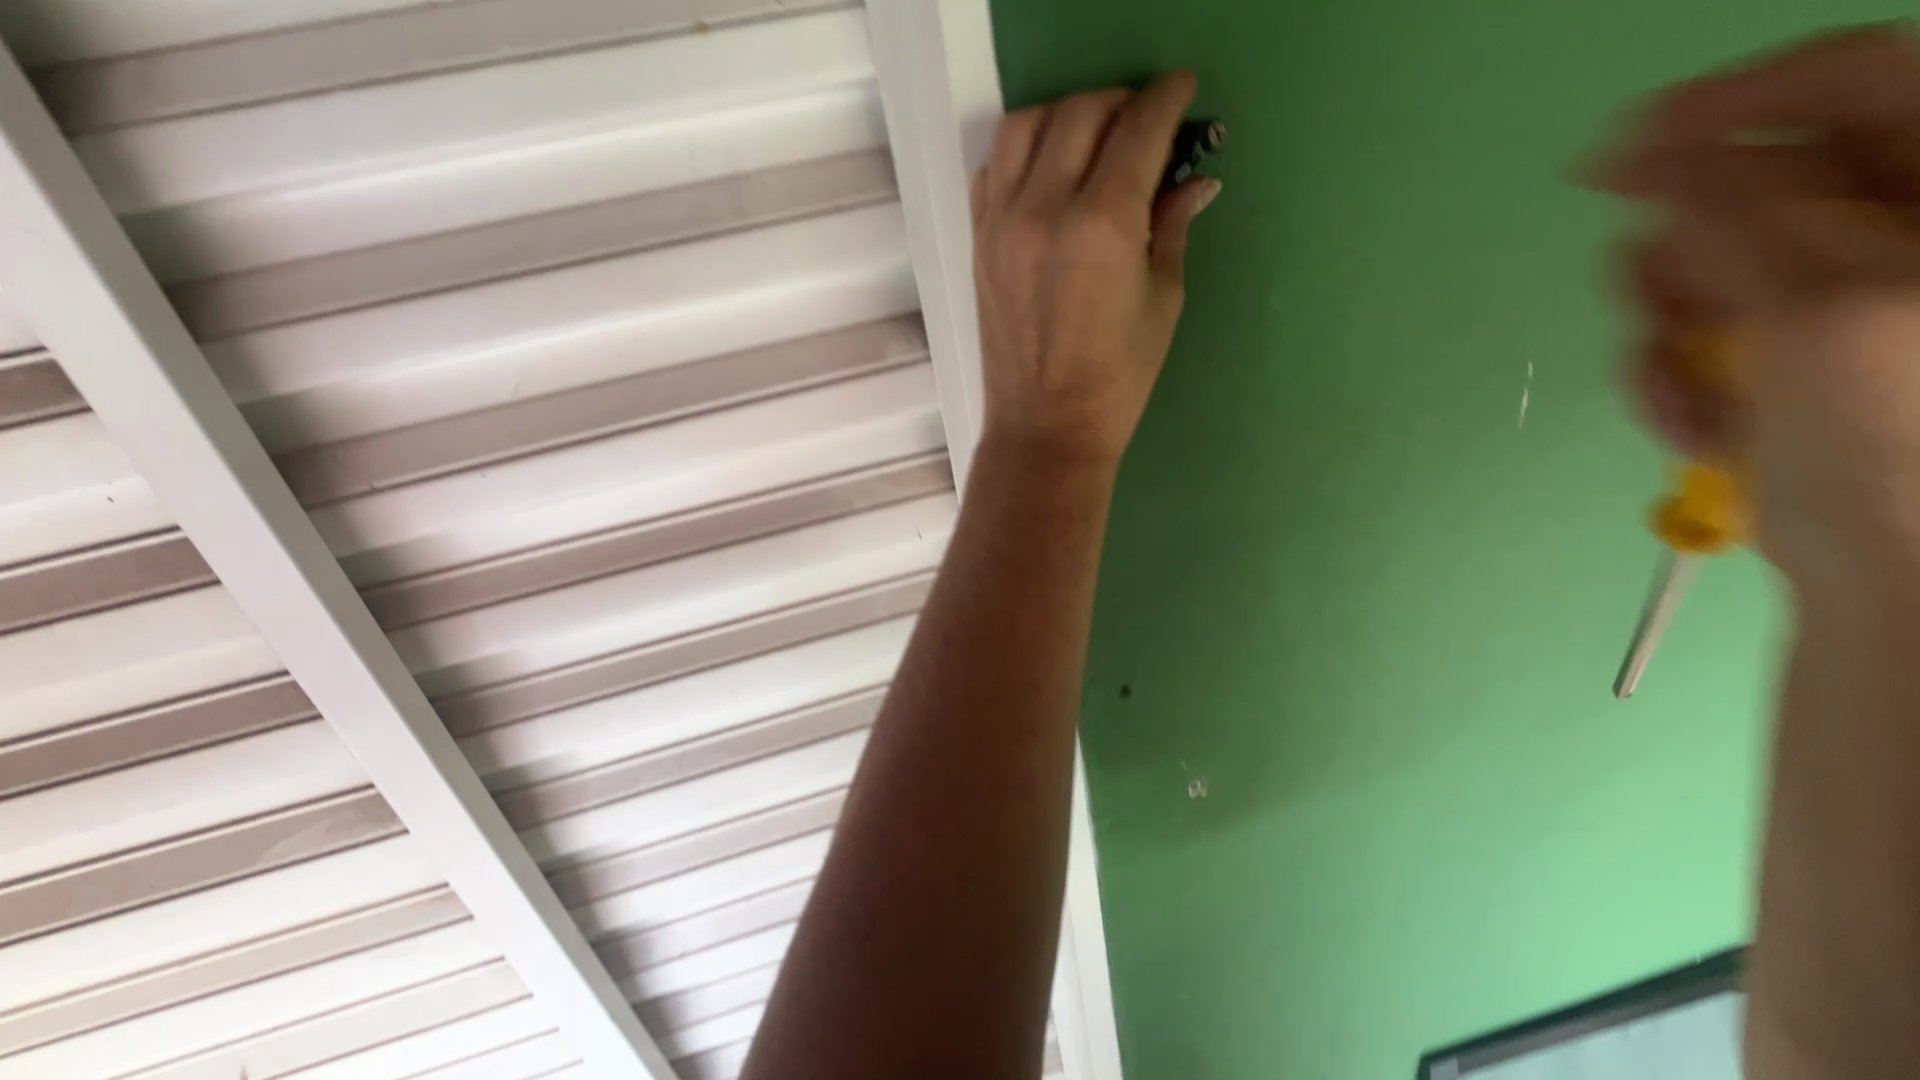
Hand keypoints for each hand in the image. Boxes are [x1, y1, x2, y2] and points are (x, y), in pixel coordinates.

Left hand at [970, 72, 1221, 466]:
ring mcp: (1002, 221)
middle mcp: (1044, 208)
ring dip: (1066, 114)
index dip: (1167, 98)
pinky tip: (1049, 170)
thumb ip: (1171, 226)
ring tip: (1094, 136)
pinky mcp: (979, 239)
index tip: (1182, 89)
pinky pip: (994, 166)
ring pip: (1027, 125)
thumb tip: (1196, 179)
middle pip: (1081, 112)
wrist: (1045, 426)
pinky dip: (1024, 150)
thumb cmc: (1117, 376)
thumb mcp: (1163, 299)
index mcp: (1102, 224)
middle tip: (1145, 120)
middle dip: (1122, 101)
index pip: (1138, 128)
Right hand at [1594, 25, 1919, 588]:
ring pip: (1703, 271)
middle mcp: (1897, 233)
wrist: (1888, 574)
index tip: (1621, 148)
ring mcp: (1835, 299)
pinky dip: (1673, 382)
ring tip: (1683, 396)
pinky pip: (1692, 337)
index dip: (1734, 101)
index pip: (1853, 81)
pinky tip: (1697, 425)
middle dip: (1684, 259)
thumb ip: (1731, 208)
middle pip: (1754, 189)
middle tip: (1657, 306)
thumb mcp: (1816, 304)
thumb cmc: (1895, 439)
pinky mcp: (1782, 357)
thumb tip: (1640, 150)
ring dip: (1665, 338)